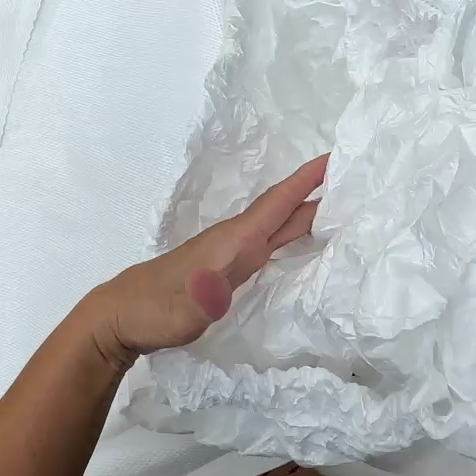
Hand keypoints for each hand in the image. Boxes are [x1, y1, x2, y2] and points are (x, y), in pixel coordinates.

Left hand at [80, 155, 328, 372]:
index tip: (333, 160)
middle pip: (282, 210)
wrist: (121, 315)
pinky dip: (291, 233)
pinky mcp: (228, 268)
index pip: (275, 204)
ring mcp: (231, 253)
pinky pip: (269, 242)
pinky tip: (302, 240)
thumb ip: (201, 300)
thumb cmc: (153, 311)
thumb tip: (219, 288)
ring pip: (276, 225)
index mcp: (232, 242)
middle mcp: (235, 240)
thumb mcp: (179, 313)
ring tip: (340, 204)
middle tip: (353, 180)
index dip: (304, 182)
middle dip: (316, 193)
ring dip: (306, 212)